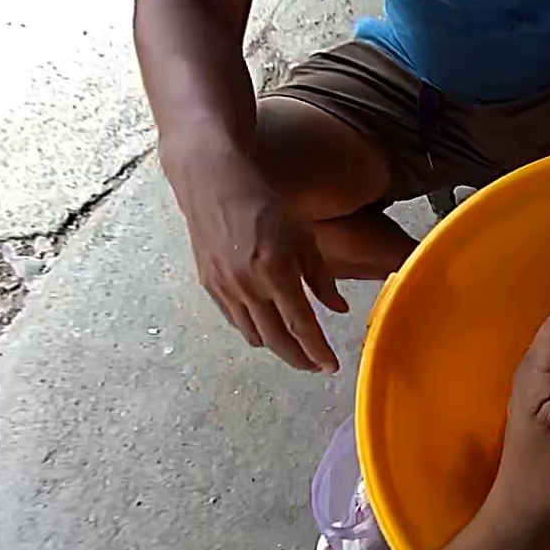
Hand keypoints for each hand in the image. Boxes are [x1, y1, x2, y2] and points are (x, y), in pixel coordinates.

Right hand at [172, 149, 348, 371]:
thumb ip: (323, 280)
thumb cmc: (269, 207)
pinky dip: (255, 331)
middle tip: (316, 367)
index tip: (331, 367)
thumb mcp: (306, 241)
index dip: (318, 351)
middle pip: (277, 339)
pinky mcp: (208, 282)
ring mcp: (225, 286)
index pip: (301, 326)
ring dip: (277, 347)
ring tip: (296, 350)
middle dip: (299, 358)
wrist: (215, 181)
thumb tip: (340, 311)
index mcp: (276, 273)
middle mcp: (247, 285)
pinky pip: (235, 320)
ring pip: (254, 334)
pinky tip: (269, 330)